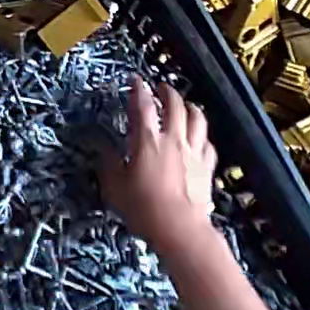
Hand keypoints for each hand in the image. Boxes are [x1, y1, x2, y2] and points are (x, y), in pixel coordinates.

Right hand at [100, 77, 217, 257]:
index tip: (136, 79)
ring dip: (190, 107)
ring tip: (186, 105)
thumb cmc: (143, 207)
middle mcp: (173, 139)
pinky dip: (202, 136)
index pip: (143, 105)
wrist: (180, 230)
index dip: (138, 89)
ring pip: (197, 119)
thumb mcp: (114, 186)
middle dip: (168, 92)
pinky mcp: (208, 167)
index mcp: (147, 140)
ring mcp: (194, 152)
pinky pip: (208, 143)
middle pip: (175, 105)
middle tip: (162, 88)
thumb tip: (101, 147)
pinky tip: (199, 138)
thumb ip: (107, 162)